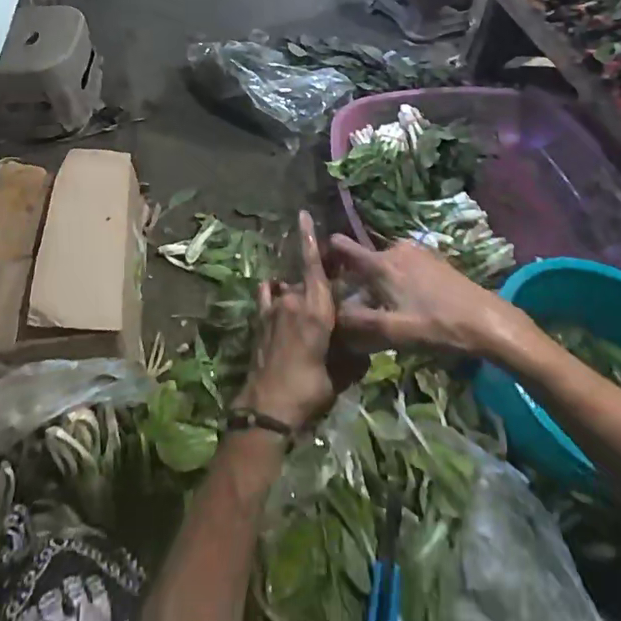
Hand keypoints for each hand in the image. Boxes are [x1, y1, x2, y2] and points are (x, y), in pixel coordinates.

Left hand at [234, 212, 338, 429]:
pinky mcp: (259, 320)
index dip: (309, 239)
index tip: (303, 215)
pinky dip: (275, 294)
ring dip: (297, 291)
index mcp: (315, 308)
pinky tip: (280, 299)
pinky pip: (268, 296)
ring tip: (306, 305)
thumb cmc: (310, 387)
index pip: (313, 265)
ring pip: (287, 288)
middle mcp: (292, 300)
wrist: (269, 405)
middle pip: (305, 279)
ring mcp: (272, 308)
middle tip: (330, 294)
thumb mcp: (339, 371)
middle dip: (317, 280)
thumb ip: (350, 352)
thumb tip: (361, 346)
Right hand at [330, 236, 545, 363]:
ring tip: (383, 312)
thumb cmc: (438, 326)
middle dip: (356, 282)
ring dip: (378, 285)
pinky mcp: (433, 260)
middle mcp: (394, 249)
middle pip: (362, 261)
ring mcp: (416, 252)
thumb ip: (356, 324)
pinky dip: (397, 283)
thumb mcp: (393, 332)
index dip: (325, 255)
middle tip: (357, 309)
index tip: (319, 273)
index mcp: (380, 263)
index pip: (341, 245)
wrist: (489, 322)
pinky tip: (407, 306)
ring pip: (383, 267)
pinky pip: (402, 268)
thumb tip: (329, 319)